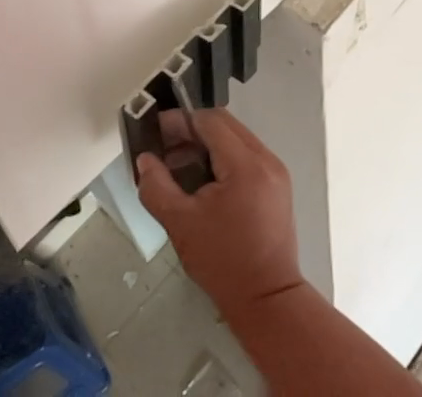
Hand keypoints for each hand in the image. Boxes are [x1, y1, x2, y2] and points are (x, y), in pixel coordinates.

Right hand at [135, 109, 304, 315]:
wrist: (266, 299)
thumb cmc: (222, 261)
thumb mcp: (179, 223)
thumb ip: (156, 186)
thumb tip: (144, 160)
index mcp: (246, 165)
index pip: (209, 122)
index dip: (178, 121)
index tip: (155, 133)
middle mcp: (266, 160)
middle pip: (225, 125)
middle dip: (191, 131)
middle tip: (163, 149)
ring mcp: (276, 172)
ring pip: (236, 139)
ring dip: (206, 144)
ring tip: (177, 166)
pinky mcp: (277, 186)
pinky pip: (246, 156)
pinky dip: (222, 158)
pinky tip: (201, 180)